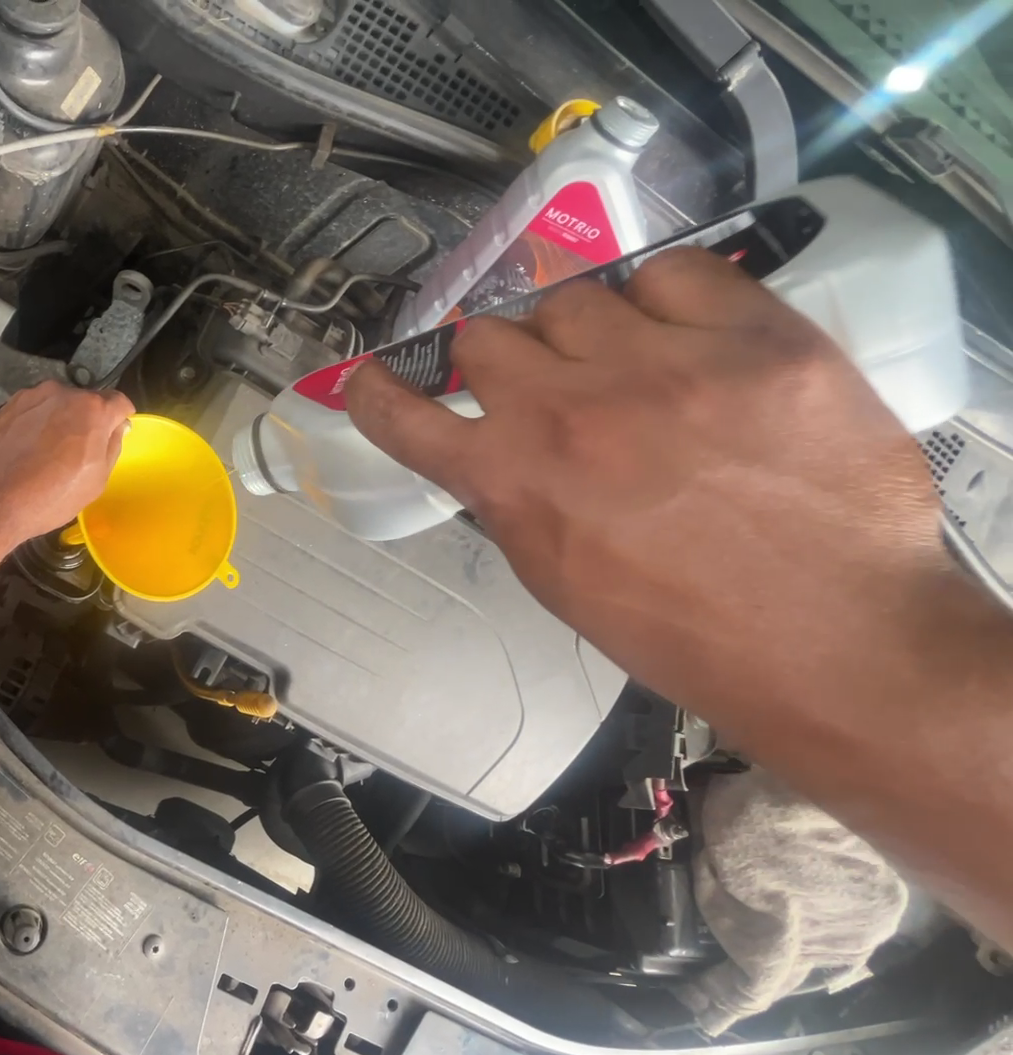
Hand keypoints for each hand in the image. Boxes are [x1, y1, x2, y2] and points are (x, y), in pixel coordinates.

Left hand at [0, 380, 134, 547]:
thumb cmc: (47, 497)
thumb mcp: (96, 481)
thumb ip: (112, 447)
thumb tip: (116, 429)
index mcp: (92, 409)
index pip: (119, 402)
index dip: (119, 420)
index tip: (114, 434)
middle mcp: (62, 393)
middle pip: (85, 402)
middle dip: (86, 423)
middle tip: (77, 454)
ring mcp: (31, 397)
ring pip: (57, 406)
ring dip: (59, 423)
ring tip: (47, 456)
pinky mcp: (6, 406)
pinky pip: (32, 412)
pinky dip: (35, 427)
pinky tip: (26, 453)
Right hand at [343, 248, 953, 718]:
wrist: (826, 638)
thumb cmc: (667, 623)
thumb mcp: (546, 569)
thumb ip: (505, 492)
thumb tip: (494, 444)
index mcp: (505, 477)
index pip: (400, 413)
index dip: (374, 389)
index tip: (371, 379)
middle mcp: (563, 410)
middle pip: (485, 336)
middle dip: (499, 363)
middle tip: (538, 386)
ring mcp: (658, 366)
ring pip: (570, 299)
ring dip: (577, 333)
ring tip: (621, 364)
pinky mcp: (754, 339)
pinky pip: (674, 272)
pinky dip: (661, 297)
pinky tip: (679, 333)